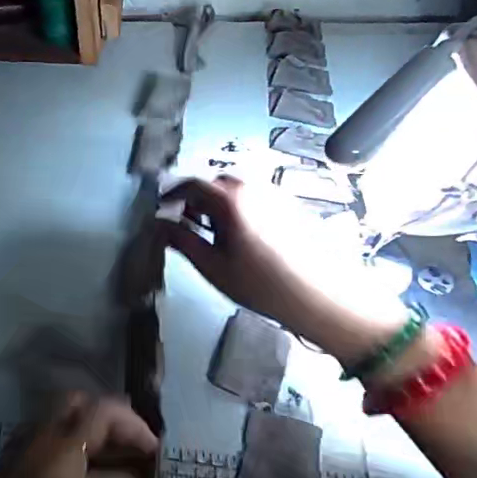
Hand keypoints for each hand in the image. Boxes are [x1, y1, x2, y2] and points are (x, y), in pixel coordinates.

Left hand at [0, 394, 158, 477]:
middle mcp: (42, 468)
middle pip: (95, 411)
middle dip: (131, 424)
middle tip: (147, 450)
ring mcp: (12, 464)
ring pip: (61, 408)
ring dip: (94, 419)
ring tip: (112, 449)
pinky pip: (36, 429)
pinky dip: (65, 431)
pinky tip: (71, 470)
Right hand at [157, 176, 406, 365]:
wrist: (315, 294)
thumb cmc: (263, 284)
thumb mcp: (212, 266)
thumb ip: (181, 241)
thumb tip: (160, 227)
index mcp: (230, 198)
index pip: (191, 184)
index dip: (171, 195)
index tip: (163, 208)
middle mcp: (252, 189)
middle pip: (214, 183)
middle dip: (196, 200)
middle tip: (186, 222)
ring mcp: (272, 195)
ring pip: (235, 190)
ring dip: (218, 204)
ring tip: (213, 234)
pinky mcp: (287, 206)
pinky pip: (253, 198)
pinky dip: (238, 209)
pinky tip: (240, 238)